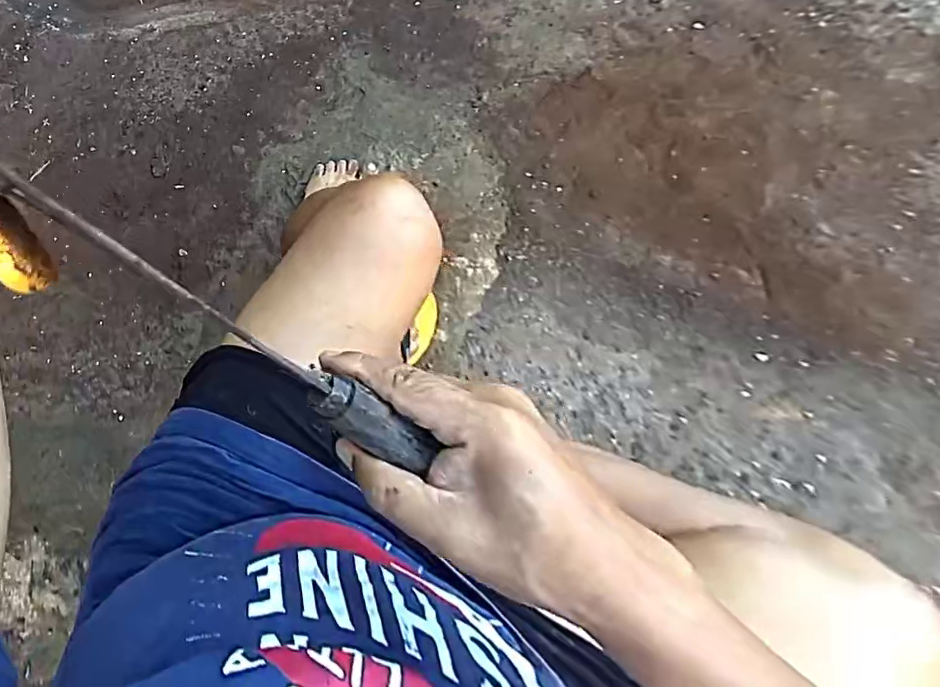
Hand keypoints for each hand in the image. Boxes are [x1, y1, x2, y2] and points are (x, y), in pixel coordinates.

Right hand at [321, 352, 695, 621]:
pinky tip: (412, 437)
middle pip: (415, 382)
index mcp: (481, 418)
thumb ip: (383, 483)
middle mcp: (496, 399)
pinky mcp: (516, 419)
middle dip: (373, 388)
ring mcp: (510, 405)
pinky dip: (423, 412)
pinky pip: (453, 403)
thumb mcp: (442, 529)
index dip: (356, 368)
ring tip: (368, 425)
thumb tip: (350, 448)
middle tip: (336, 404)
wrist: (616, 577)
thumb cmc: (534, 557)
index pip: (400, 382)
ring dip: (399, 402)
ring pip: (434, 391)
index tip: (323, 361)